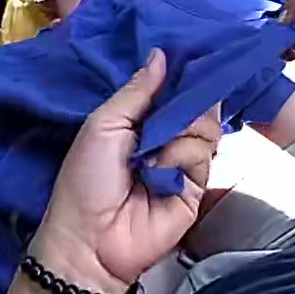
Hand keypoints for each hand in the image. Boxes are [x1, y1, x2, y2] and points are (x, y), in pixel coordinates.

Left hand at [32, 49, 220, 293]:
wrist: (91, 240)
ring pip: (207, 127)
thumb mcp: (105, 124)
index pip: (176, 89)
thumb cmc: (87, 177)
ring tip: (154, 155)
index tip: (200, 56)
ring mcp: (185, 161)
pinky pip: (203, 155)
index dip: (187, 75)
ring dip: (179, 135)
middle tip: (166, 118)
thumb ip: (137, 91)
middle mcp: (169, 136)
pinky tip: (161, 174)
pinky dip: (181, 159)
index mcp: (144, 120)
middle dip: (187, 105)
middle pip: (199, 105)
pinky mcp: (198, 185)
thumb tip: (161, 53)